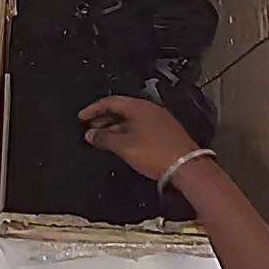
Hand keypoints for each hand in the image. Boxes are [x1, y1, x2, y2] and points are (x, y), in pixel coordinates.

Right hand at [79, 95, 199, 180]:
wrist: (186, 167)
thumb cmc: (157, 154)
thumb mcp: (124, 147)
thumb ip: (104, 139)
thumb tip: (91, 135)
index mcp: (139, 107)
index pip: (111, 102)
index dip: (93, 109)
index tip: (82, 117)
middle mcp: (150, 109)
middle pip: (121, 109)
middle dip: (103, 118)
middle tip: (90, 129)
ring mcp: (159, 120)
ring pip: (131, 119)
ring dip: (115, 127)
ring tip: (102, 138)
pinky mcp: (165, 131)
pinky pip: (141, 126)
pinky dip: (127, 132)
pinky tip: (122, 144)